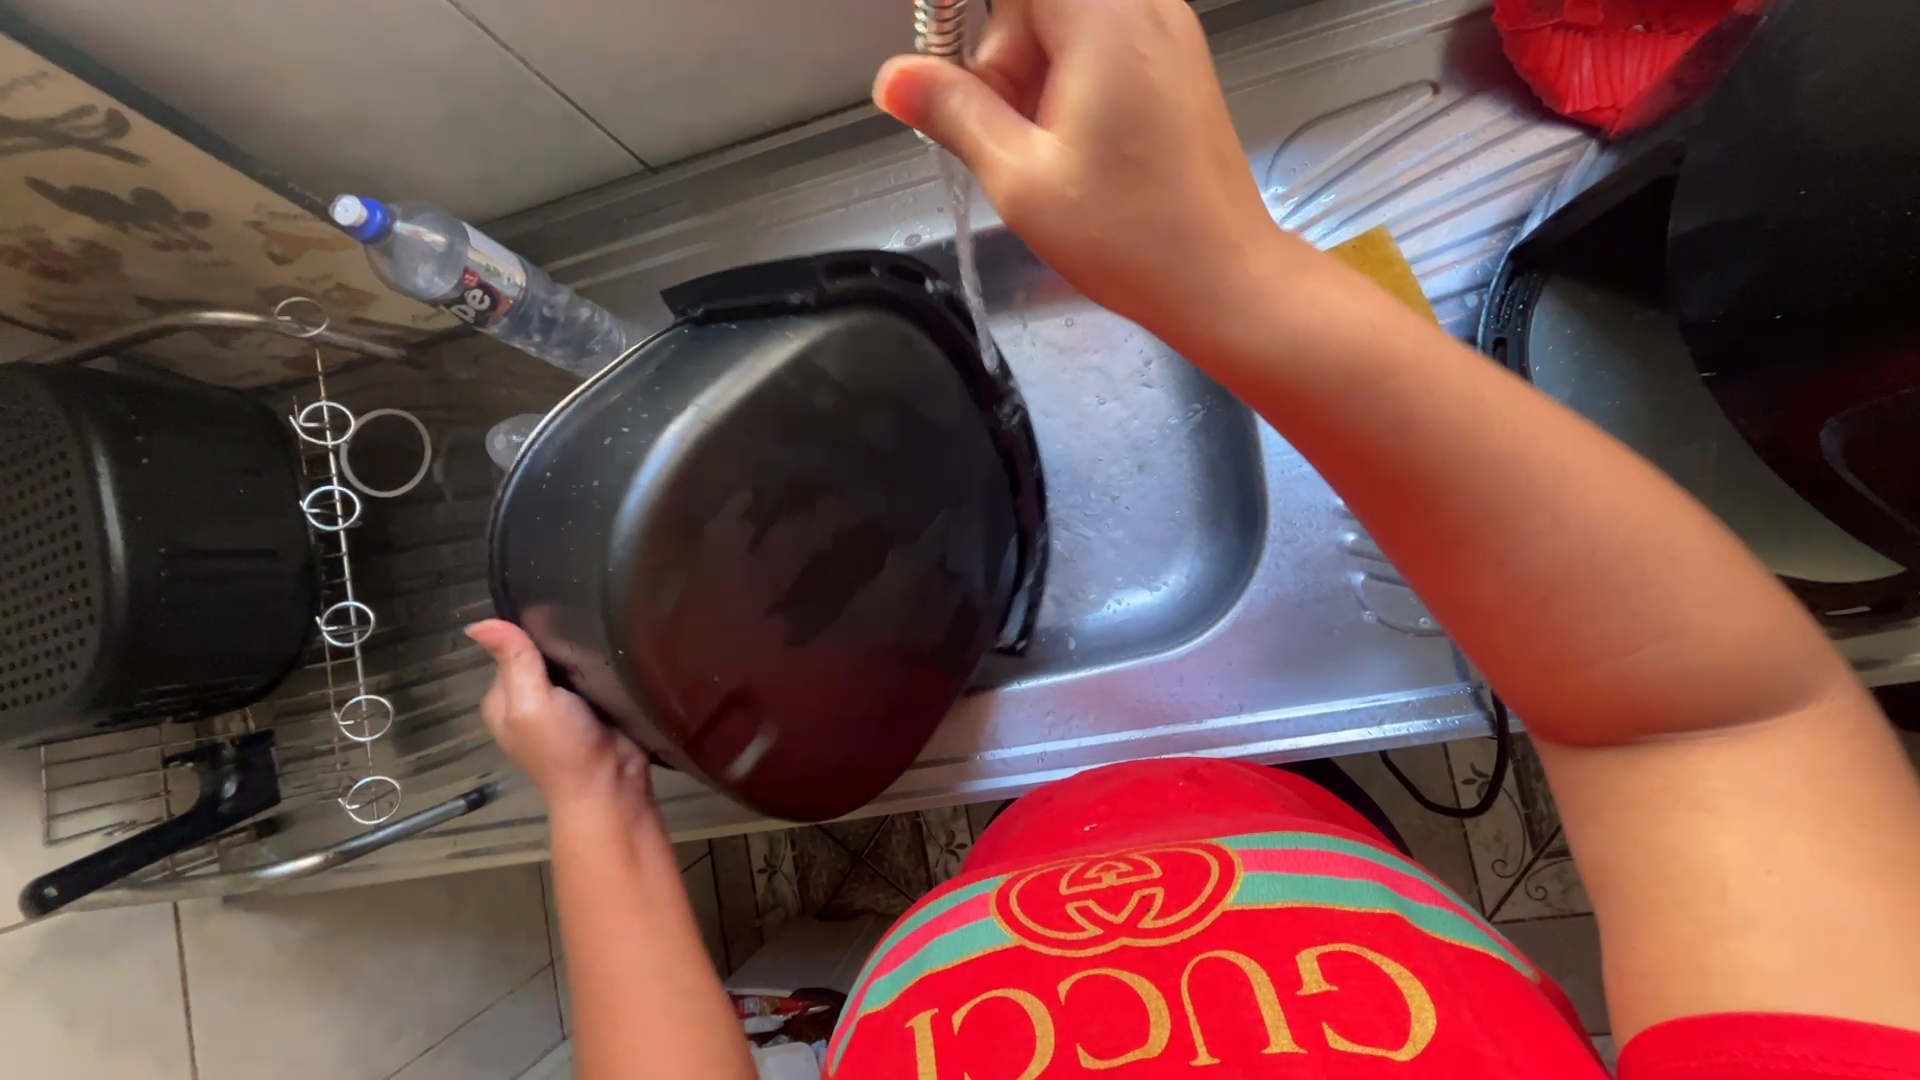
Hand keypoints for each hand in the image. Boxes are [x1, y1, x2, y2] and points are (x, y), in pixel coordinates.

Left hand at [466, 620, 655, 820]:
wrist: (611, 783)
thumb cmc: (564, 746)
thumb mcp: (531, 703)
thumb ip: (514, 662)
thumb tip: (476, 623)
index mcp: (503, 699)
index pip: (510, 650)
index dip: (529, 633)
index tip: (556, 615)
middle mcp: (529, 701)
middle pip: (541, 656)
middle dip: (561, 640)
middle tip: (588, 620)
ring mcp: (563, 707)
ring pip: (570, 664)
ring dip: (585, 652)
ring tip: (604, 631)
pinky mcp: (594, 709)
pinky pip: (595, 676)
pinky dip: (602, 667)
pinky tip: (615, 655)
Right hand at [873, 0, 1292, 347]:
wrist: (1218, 278)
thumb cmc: (1127, 237)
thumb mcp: (1021, 180)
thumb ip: (954, 115)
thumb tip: (893, 79)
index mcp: (1102, 15)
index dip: (965, 24)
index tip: (948, 74)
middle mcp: (1142, 5)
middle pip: (1034, 4)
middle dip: (1004, 64)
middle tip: (1008, 141)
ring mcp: (1166, 34)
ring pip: (1066, 30)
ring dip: (1036, 85)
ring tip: (1048, 160)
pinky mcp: (1175, 67)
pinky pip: (1101, 52)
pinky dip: (1071, 92)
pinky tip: (1076, 153)